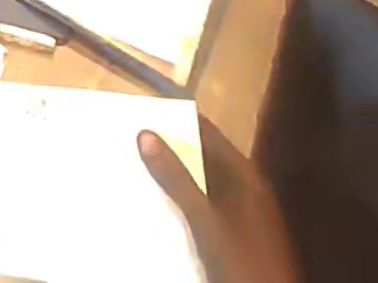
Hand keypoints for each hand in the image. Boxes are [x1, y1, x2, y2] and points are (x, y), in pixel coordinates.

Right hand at [140, 120, 299, 282]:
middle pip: (203, 156)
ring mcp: (245, 215)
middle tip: (132, 140)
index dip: (176, 120)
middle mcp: (246, 187)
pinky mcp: (239, 238)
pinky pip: (206, 208)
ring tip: (137, 169)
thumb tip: (144, 133)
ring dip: (175, 178)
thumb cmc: (242, 263)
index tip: (143, 114)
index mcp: (243, 173)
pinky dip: (185, 203)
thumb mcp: (203, 220)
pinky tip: (160, 208)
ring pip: (203, 184)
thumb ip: (175, 177)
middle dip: (170, 150)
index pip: (205, 131)